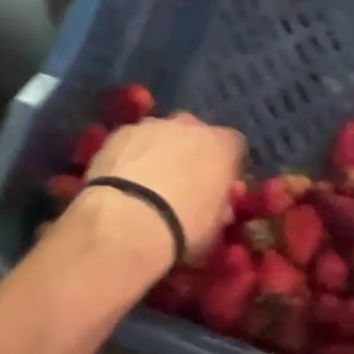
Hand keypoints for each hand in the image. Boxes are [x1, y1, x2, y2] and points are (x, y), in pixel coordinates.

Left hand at [73, 112, 246, 264]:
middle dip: (190, 152)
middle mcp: (189, 126)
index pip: (234, 145)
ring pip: (161, 133)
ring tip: (145, 184)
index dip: (226, 165)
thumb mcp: (215, 227)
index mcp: (221, 145)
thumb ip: (220, 206)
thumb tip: (218, 205)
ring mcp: (151, 125)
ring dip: (158, 151)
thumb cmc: (183, 228)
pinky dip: (130, 155)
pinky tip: (121, 180)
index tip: (218, 186)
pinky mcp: (120, 132)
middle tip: (180, 184)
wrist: (127, 221)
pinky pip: (132, 140)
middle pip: (195, 133)